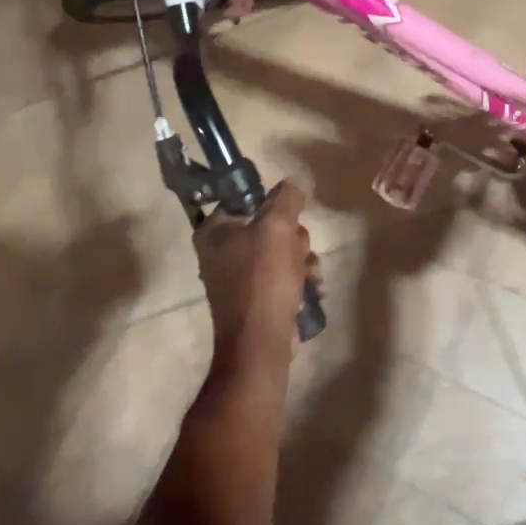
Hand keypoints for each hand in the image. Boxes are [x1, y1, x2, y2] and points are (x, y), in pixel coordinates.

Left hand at [194, 179, 315, 366]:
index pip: (246, 200)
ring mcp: (238, 276)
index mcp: (214, 231)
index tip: (289, 219)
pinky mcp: (257, 297)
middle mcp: (220, 251)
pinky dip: (300, 280)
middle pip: (270, 225)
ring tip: (308, 277)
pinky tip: (311, 290)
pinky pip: (284, 275)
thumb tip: (297, 180)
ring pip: (283, 250)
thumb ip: (287, 199)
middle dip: (294, 240)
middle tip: (296, 254)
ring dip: (303, 260)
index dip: (274, 206)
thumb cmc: (262, 281)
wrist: (261, 344)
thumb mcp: (277, 228)